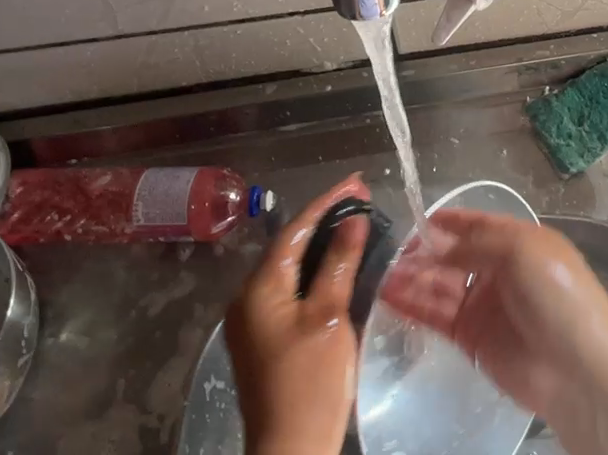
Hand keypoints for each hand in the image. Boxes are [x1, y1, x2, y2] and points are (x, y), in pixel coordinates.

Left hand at [226, 175, 370, 454]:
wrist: (290, 451)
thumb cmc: (310, 382)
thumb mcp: (330, 315)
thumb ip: (339, 263)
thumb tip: (352, 219)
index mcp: (257, 289)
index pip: (294, 230)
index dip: (327, 202)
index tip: (357, 181)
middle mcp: (247, 299)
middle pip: (289, 247)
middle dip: (324, 220)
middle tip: (361, 200)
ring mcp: (253, 322)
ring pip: (290, 269)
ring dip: (321, 247)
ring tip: (354, 226)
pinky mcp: (264, 340)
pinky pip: (289, 291)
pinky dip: (314, 273)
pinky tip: (337, 269)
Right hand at [377, 208, 607, 419]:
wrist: (579, 369)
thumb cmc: (557, 295)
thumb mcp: (521, 251)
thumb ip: (474, 243)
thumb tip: (435, 242)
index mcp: (520, 242)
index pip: (478, 224)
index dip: (449, 221)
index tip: (416, 218)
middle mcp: (501, 270)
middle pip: (454, 254)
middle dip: (424, 252)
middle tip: (391, 253)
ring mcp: (486, 305)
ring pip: (441, 285)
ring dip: (413, 278)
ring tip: (382, 274)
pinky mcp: (472, 338)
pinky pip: (438, 316)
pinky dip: (414, 305)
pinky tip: (389, 296)